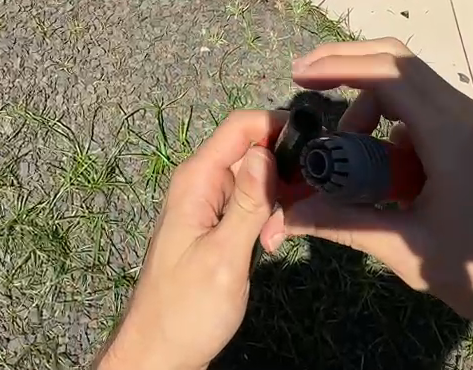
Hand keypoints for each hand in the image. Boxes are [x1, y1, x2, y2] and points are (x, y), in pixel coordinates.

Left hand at [96, 109, 281, 369]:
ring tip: (279, 237)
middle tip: (302, 205)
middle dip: (281, 170)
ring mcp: (206, 201)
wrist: (160, 351)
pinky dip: (265, 216)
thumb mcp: (224, 257)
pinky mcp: (215, 222)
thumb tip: (266, 152)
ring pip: (253, 177)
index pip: (239, 126)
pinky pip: (247, 201)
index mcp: (196, 178)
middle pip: (250, 149)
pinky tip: (270, 243)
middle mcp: (200, 181)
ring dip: (275, 198)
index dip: (275, 125)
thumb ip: (247, 203)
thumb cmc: (188, 308)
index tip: (312, 146)